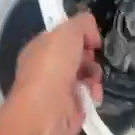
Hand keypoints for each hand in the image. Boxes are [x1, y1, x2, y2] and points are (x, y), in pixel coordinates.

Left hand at [11, 11, 105, 134]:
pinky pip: (88, 95)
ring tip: (93, 79)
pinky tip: (92, 94)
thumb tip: (92, 36)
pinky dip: (93, 93)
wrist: (45, 112)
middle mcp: (47, 68)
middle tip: (91, 57)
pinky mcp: (69, 109)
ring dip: (94, 74)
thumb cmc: (52, 65)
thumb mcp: (69, 30)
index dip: (80, 34)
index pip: (63, 36)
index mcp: (40, 48)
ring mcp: (57, 90)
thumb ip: (84, 22)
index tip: (91, 38)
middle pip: (77, 55)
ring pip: (85, 74)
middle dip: (90, 55)